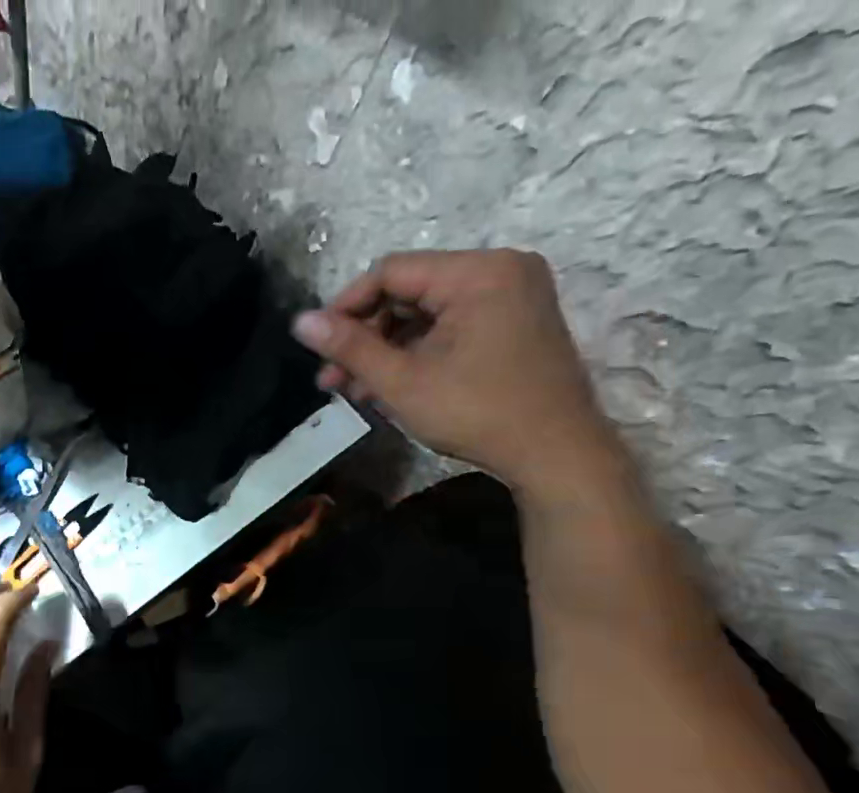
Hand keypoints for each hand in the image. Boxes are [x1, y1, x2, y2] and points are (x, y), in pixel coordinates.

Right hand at [293, 249, 621, 499]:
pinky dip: (420, 354)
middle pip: (409, 293)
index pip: (391, 272)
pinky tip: (390, 386)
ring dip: (388, 350)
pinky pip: (453, 327)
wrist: (558, 456)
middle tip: (332, 378)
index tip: (318, 346)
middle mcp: (500, 270)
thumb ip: (350, 348)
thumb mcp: (404, 382)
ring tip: (352, 391)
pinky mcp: (516, 324)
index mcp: (478, 271)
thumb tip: (300, 321)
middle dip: (366, 337)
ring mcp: (513, 297)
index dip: (346, 307)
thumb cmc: (479, 414)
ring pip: (428, 314)